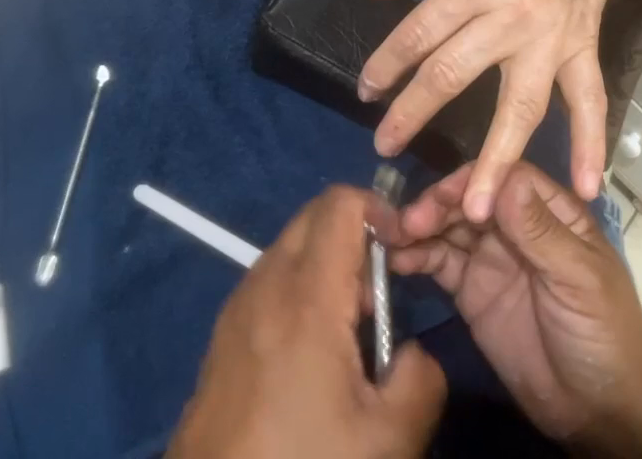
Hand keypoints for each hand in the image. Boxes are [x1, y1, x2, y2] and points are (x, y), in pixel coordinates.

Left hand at [170, 186, 445, 458]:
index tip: (403, 252)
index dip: (380, 212)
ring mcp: (235, 312)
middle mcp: (264, 288)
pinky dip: (299, 289)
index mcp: (305, 298)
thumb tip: (409, 351)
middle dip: (356, 236)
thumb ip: (420, 376)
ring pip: (289, 249)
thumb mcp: (389, 439)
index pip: (340, 205)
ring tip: (349, 330)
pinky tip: (311, 353)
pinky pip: (268, 282)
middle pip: (313, 217)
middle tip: (379, 299)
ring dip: (327, 265)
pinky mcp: (220, 339)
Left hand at [359, 0, 641, 220]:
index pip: (420, 33)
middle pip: (454, 75)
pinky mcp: (583, 52)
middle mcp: (512, 20)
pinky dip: (592, 144)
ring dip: (497, 159)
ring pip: (520, 108)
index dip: (388, 64)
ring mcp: (552, 43)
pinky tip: (588, 188)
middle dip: (414, 114)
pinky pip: (589, 103)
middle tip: (384, 148)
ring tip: (475, 211)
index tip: (367, 90)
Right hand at [391, 164, 641, 440]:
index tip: (446, 197)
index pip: (508, 178)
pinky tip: (398, 259)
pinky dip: (417, 256)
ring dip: (421, 226)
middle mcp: (518, 227)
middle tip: (409, 221)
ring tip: (393, 237)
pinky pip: (440, 263)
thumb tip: (505, 178)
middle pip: (472, 198)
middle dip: (439, 204)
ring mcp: (493, 257)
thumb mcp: (579, 279)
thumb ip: (541, 232)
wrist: (595, 409)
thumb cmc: (602, 333)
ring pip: (450, 227)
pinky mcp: (471, 291)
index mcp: (553, 214)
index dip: (475, 181)